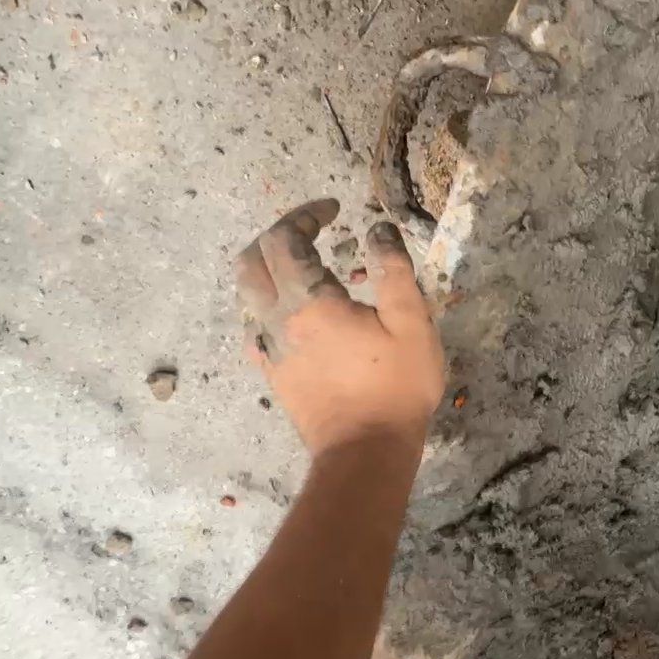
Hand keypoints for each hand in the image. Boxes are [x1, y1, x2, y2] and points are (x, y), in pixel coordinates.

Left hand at [234, 199, 445, 455]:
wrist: (366, 450)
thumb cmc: (396, 385)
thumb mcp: (411, 321)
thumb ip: (394, 269)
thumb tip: (379, 229)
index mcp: (308, 303)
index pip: (285, 240)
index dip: (306, 215)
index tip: (336, 209)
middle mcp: (275, 320)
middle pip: (251, 260)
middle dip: (279, 233)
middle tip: (316, 226)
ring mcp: (267, 348)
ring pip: (247, 291)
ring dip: (269, 263)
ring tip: (306, 259)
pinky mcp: (272, 370)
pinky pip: (253, 321)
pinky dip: (268, 297)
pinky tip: (294, 305)